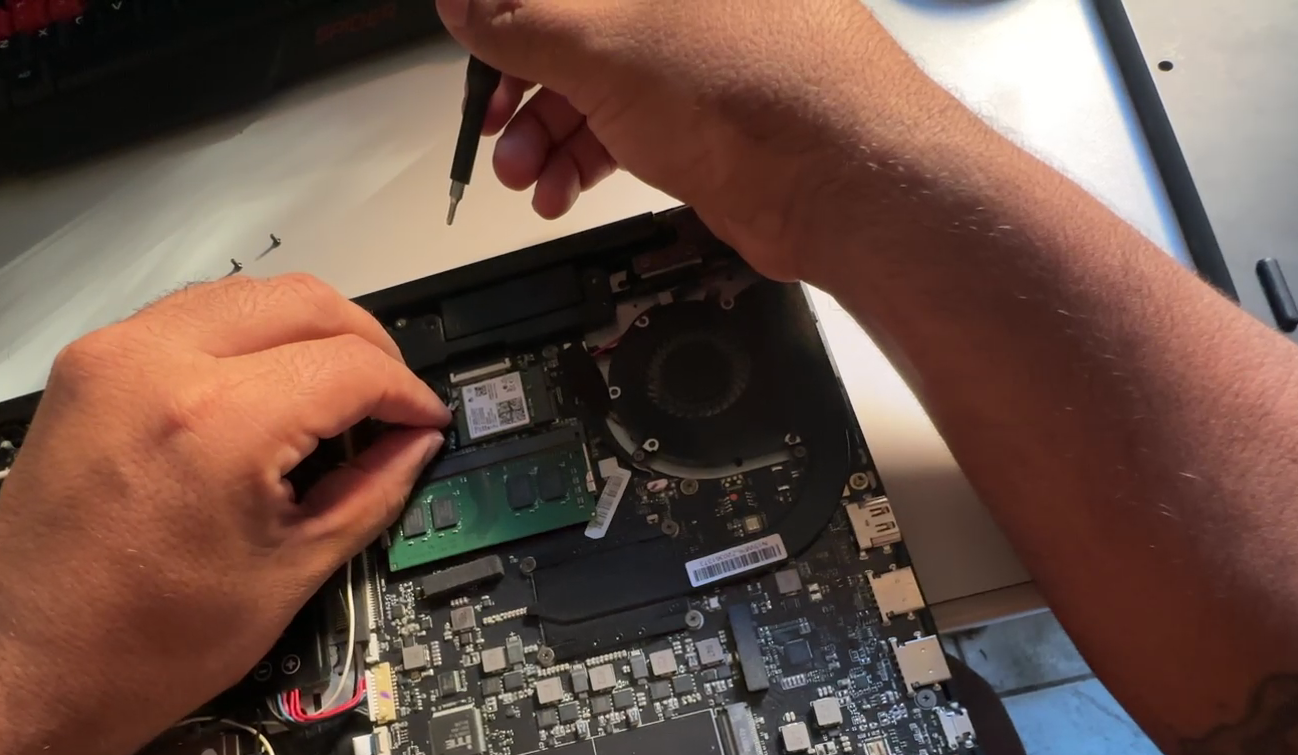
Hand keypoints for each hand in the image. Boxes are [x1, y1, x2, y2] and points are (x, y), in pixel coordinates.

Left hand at [0, 275, 448, 754]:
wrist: (33, 668)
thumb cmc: (162, 641)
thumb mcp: (297, 568)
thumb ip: (373, 489)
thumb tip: (416, 442)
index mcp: (221, 422)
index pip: (351, 367)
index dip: (407, 394)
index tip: (428, 423)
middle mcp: (159, 361)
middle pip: (307, 302)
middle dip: (371, 347)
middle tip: (394, 404)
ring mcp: (114, 352)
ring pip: (254, 295)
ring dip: (315, 333)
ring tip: (342, 396)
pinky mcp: (91, 364)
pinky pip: (202, 316)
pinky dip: (258, 338)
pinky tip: (278, 390)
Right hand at [438, 0, 943, 279]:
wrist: (831, 183)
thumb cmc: (753, 92)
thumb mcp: (606, 48)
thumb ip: (526, 24)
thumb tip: (466, 4)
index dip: (507, 11)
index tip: (473, 44)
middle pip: (568, 27)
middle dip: (521, 83)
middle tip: (493, 127)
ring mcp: (685, 56)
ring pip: (590, 85)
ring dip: (545, 135)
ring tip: (522, 176)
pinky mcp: (693, 116)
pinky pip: (619, 129)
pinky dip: (583, 162)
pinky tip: (557, 192)